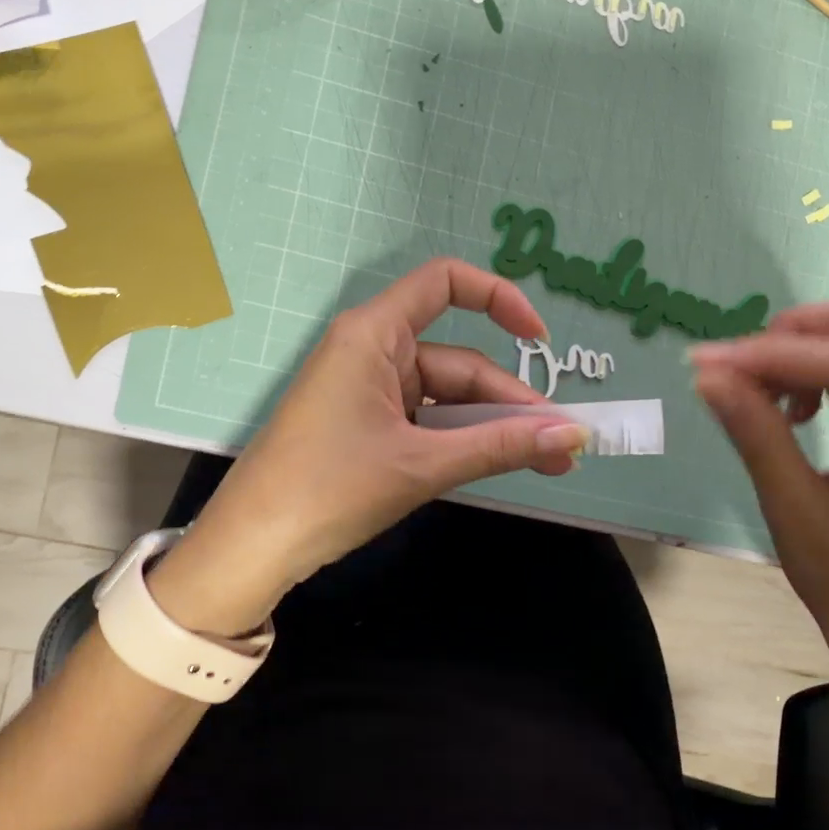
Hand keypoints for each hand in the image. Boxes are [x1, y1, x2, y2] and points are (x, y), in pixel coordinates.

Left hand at [152, 259, 589, 631]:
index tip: (540, 340)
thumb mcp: (422, 466)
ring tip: (543, 464)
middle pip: (457, 360)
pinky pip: (423, 420)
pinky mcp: (363, 425)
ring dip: (489, 429)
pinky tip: (493, 466)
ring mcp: (365, 390)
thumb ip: (500, 447)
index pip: (444, 283)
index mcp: (373, 335)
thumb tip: (573, 435)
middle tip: (560, 447)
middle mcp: (370, 351)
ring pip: (444, 397)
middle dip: (509, 404)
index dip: (499, 298)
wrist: (255, 546)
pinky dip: (457, 441)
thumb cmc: (331, 489)